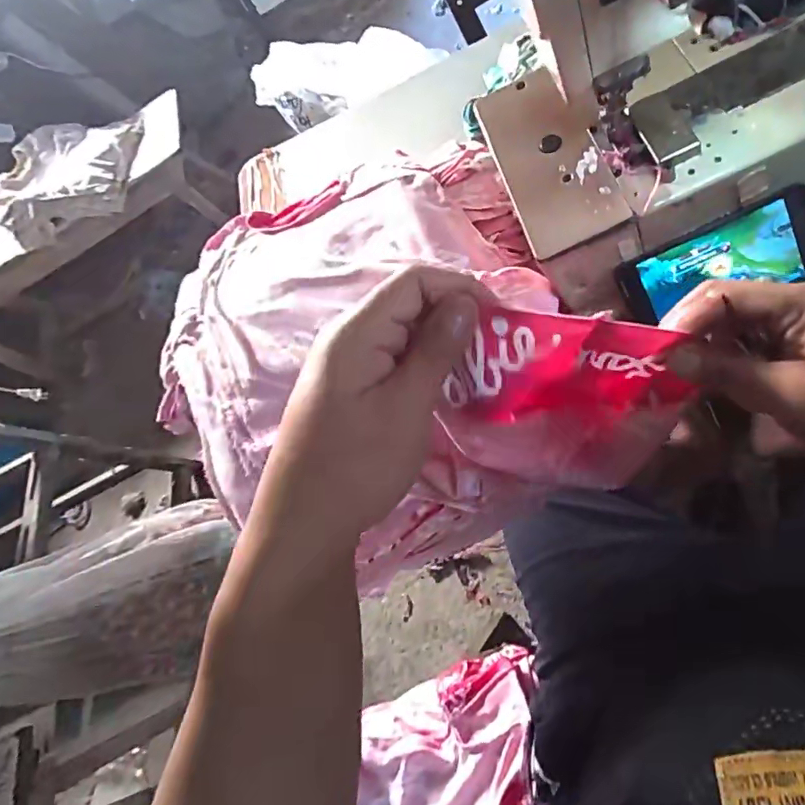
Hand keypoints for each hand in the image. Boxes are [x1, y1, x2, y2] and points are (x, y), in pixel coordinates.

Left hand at [256, 266, 488, 542]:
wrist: (306, 524)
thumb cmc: (359, 465)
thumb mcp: (407, 405)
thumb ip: (436, 348)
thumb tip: (464, 301)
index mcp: (356, 333)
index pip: (413, 281)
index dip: (459, 286)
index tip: (499, 314)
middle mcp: (347, 336)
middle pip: (408, 300)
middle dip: (455, 310)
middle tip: (495, 341)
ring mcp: (347, 361)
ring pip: (404, 327)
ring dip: (444, 336)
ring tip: (480, 360)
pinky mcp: (352, 383)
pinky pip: (395, 353)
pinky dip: (427, 357)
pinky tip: (450, 378)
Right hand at [661, 280, 804, 474]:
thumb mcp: (790, 398)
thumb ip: (727, 374)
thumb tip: (669, 356)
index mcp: (800, 300)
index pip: (724, 293)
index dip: (684, 321)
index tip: (654, 356)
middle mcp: (800, 301)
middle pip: (730, 308)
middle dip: (695, 339)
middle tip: (663, 374)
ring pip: (742, 329)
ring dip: (714, 357)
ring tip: (687, 388)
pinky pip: (761, 347)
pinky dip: (738, 368)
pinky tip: (724, 391)